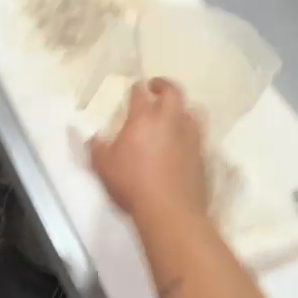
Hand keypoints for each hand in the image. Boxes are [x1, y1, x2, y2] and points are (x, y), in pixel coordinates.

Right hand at [88, 78, 208, 224]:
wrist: (170, 211)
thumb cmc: (132, 184)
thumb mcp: (103, 166)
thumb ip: (97, 147)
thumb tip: (94, 137)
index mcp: (143, 118)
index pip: (140, 93)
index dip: (136, 88)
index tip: (135, 87)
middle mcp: (170, 121)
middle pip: (173, 92)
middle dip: (164, 85)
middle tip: (156, 88)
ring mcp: (190, 137)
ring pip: (193, 111)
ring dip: (183, 107)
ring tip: (175, 113)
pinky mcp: (202, 155)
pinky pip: (199, 134)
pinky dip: (190, 131)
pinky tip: (182, 141)